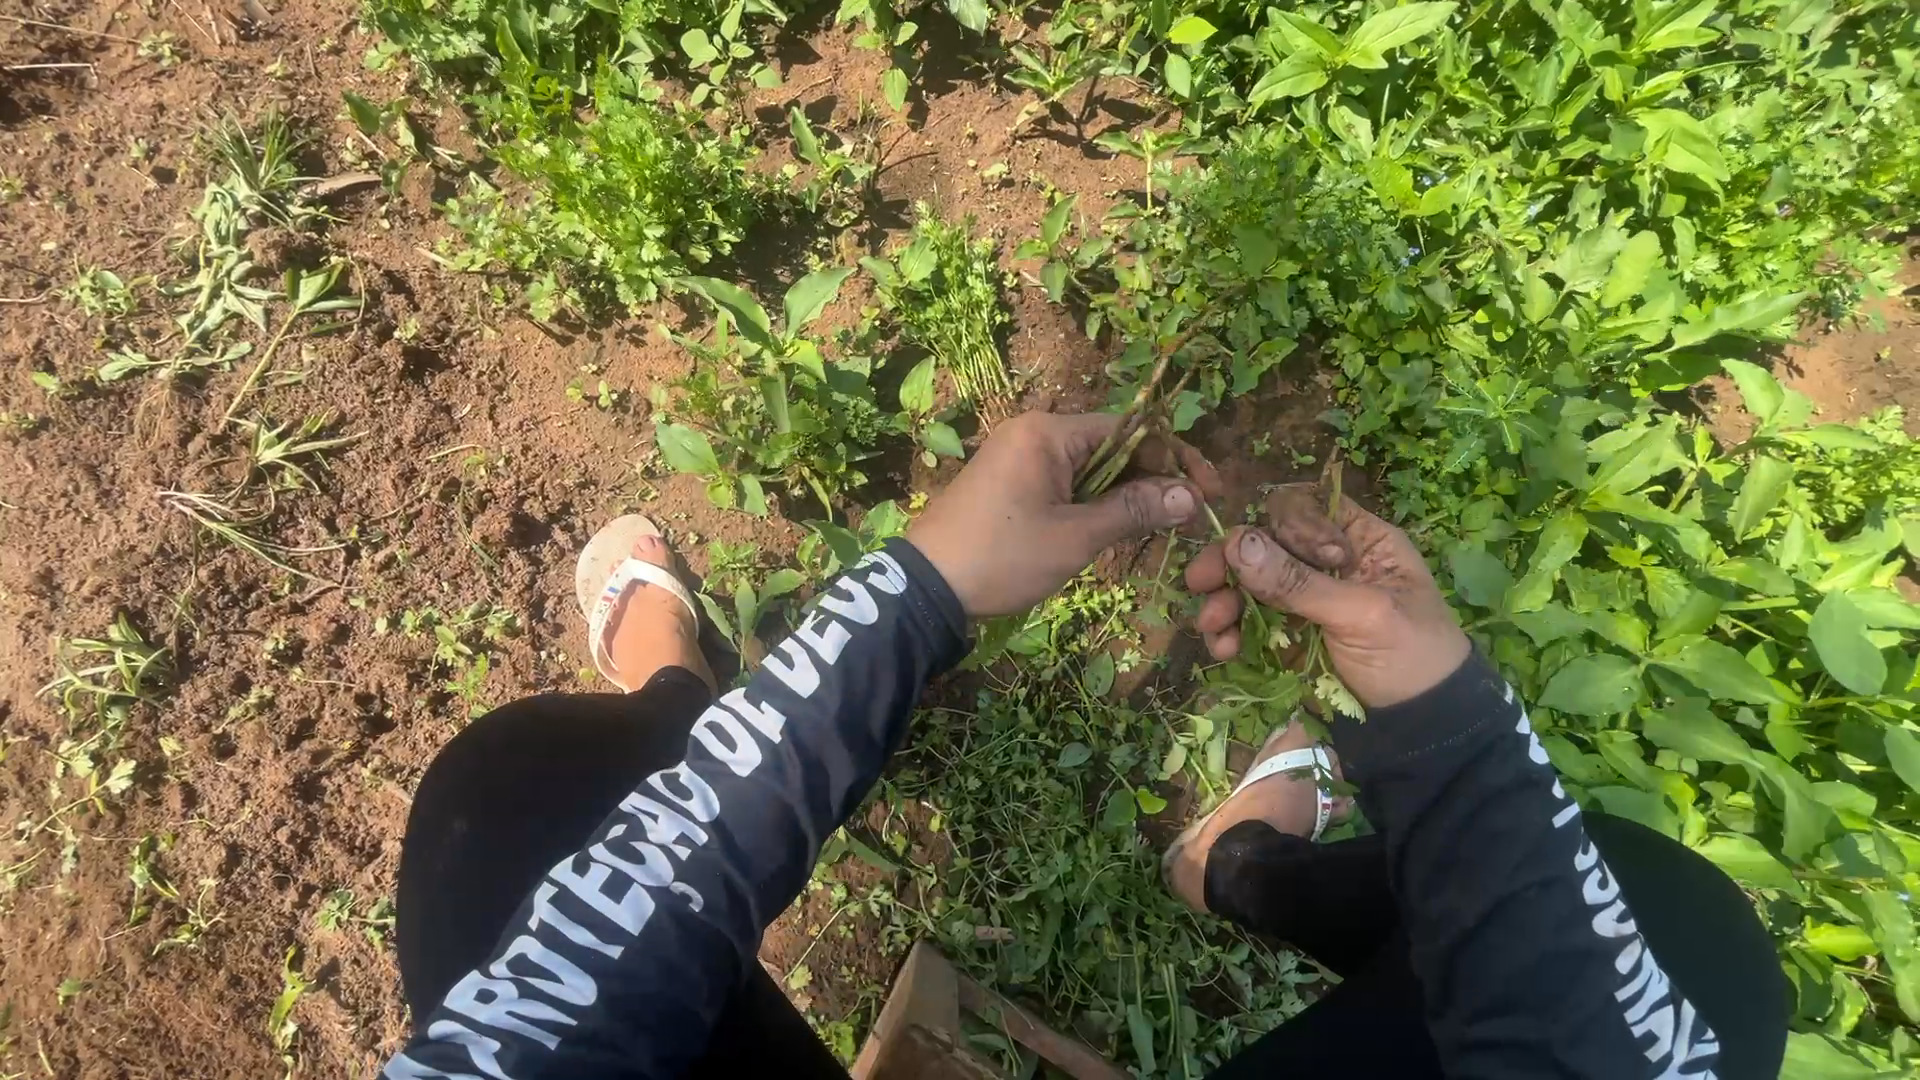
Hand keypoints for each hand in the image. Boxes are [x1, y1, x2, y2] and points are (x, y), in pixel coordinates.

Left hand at [908, 411, 1220, 616]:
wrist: (927, 588)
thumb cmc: (1003, 557)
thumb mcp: (1075, 536)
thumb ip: (1134, 510)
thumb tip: (1191, 496)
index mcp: (1047, 433)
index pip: (1129, 429)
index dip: (1174, 458)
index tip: (1208, 491)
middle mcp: (1033, 434)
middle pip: (1111, 446)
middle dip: (1152, 478)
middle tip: (1189, 517)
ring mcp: (1018, 458)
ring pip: (1089, 468)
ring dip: (1124, 493)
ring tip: (1161, 526)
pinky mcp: (1010, 484)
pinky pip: (1065, 483)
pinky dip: (1093, 502)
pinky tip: (1116, 527)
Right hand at [1185, 484, 1469, 707]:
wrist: (1420, 728)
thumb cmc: (1410, 657)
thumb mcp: (1362, 614)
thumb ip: (1298, 581)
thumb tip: (1236, 541)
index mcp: (1357, 539)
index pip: (1302, 509)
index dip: (1279, 526)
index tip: (1275, 554)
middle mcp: (1322, 561)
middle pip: (1261, 543)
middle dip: (1229, 563)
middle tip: (1200, 581)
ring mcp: (1300, 597)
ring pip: (1244, 582)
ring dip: (1222, 601)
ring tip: (1211, 625)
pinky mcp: (1283, 632)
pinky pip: (1244, 621)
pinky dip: (1227, 632)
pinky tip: (1224, 648)